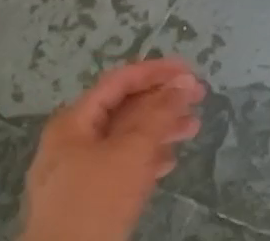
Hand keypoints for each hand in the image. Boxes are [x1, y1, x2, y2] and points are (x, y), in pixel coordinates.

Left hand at [20, 58, 205, 240]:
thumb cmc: (97, 197)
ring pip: (125, 136)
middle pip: (124, 108)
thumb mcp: (134, 149)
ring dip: (161, 128)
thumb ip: (161, 111)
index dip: (156, 71)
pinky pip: (119, 163)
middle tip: (199, 98)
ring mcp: (74, 170)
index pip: (119, 81)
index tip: (191, 71)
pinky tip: (168, 163)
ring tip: (192, 130)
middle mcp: (70, 141)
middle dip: (164, 101)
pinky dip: (146, 156)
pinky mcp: (84, 195)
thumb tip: (184, 81)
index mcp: (73, 123)